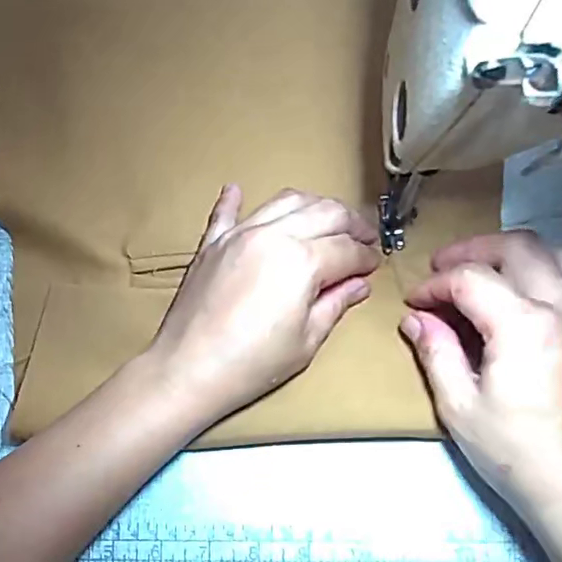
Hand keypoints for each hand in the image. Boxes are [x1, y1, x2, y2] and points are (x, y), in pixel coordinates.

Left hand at [142, 185, 381, 419]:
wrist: (188, 370)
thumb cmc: (248, 365)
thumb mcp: (305, 342)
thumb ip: (334, 305)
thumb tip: (356, 286)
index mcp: (302, 261)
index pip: (347, 249)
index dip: (366, 258)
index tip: (373, 266)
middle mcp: (273, 236)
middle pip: (324, 213)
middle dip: (351, 223)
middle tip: (363, 238)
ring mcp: (239, 236)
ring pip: (285, 202)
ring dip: (313, 206)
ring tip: (326, 220)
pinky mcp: (211, 246)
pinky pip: (226, 213)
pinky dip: (234, 200)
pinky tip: (237, 190)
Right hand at [399, 231, 561, 534]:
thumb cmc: (512, 451)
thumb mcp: (459, 407)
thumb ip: (436, 354)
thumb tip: (416, 320)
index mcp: (523, 324)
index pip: (472, 279)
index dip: (436, 286)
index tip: (414, 304)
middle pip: (518, 247)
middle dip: (473, 251)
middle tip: (442, 269)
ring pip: (557, 253)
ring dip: (515, 253)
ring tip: (486, 273)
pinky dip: (555, 272)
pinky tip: (537, 292)